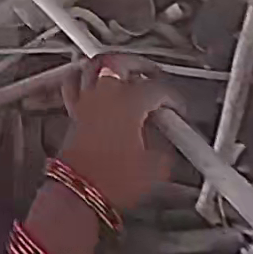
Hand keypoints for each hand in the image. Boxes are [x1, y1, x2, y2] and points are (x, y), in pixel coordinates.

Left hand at [56, 54, 171, 210]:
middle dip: (141, 64)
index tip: (179, 108)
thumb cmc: (112, 180)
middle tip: (155, 73)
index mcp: (128, 103)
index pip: (156, 89)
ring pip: (95, 65)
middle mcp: (104, 95)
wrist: (81, 191)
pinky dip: (84, 77)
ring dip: (112, 63)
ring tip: (125, 69)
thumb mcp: (154, 166)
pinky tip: (91, 81)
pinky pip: (74, 83)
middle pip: (121, 62)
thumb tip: (167, 139)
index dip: (173, 98)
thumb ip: (165, 144)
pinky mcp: (73, 112)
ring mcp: (86, 100)